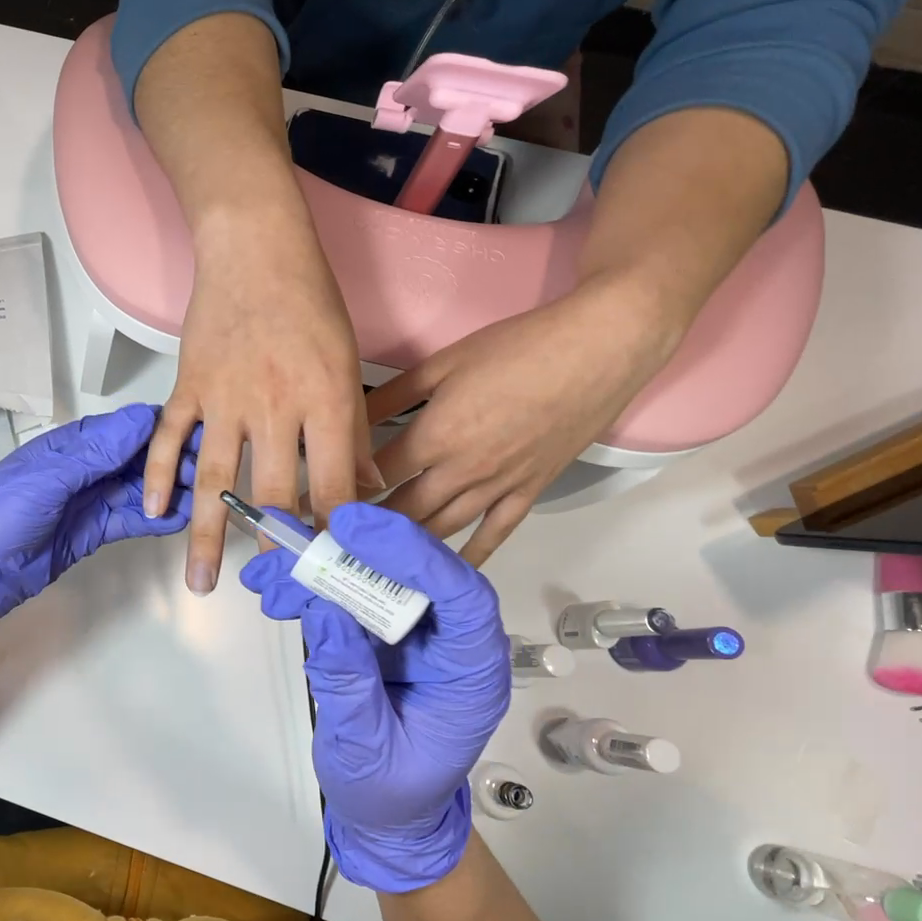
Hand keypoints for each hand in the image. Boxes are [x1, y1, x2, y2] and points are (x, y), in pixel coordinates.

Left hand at [0, 403, 197, 656]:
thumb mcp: (45, 482)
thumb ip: (93, 453)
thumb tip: (142, 419)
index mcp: (64, 448)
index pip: (119, 431)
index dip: (158, 432)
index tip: (199, 432)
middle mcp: (78, 470)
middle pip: (133, 461)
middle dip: (170, 463)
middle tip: (212, 471)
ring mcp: (84, 503)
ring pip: (135, 491)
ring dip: (167, 493)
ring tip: (207, 496)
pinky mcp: (88, 534)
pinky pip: (126, 520)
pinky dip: (152, 519)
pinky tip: (180, 519)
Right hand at [143, 237, 375, 596]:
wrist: (253, 250)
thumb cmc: (310, 301)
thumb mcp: (347, 361)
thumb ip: (351, 426)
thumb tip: (364, 487)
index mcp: (323, 399)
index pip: (332, 481)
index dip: (334, 529)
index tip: (333, 565)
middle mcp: (273, 408)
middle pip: (273, 490)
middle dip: (274, 544)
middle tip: (273, 585)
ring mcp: (223, 400)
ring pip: (214, 478)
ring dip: (207, 534)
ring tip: (201, 582)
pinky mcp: (188, 388)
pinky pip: (169, 438)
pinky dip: (157, 475)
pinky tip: (155, 513)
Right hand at [240, 502, 508, 892]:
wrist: (385, 814)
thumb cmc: (389, 792)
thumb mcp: (366, 747)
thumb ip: (347, 683)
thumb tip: (324, 611)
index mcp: (470, 671)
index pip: (461, 595)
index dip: (413, 552)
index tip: (355, 528)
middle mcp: (445, 641)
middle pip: (411, 574)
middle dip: (352, 552)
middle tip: (297, 538)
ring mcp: (408, 635)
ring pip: (371, 579)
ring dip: (316, 568)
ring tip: (266, 575)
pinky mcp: (374, 635)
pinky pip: (345, 598)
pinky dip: (306, 587)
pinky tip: (273, 588)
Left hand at [365, 278, 686, 564]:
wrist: (601, 347)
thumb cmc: (517, 348)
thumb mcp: (441, 364)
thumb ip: (390, 396)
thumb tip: (346, 416)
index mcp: (434, 437)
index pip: (375, 477)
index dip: (345, 492)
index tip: (320, 507)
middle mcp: (462, 471)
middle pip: (402, 511)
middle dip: (367, 530)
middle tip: (337, 546)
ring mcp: (499, 485)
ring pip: (442, 527)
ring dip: (407, 548)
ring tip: (374, 565)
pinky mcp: (531, 490)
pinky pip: (495, 532)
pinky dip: (470, 555)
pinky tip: (447, 573)